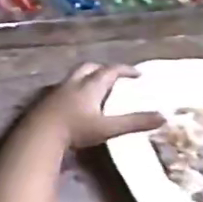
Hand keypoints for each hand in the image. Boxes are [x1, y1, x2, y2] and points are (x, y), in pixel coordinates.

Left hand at [28, 63, 164, 148]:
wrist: (39, 134)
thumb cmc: (75, 129)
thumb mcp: (108, 128)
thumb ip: (134, 122)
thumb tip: (163, 117)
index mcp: (89, 86)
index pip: (109, 71)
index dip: (124, 70)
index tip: (138, 74)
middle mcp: (72, 83)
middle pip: (88, 68)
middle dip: (103, 69)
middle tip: (116, 76)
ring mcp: (57, 90)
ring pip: (74, 76)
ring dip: (87, 77)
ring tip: (97, 87)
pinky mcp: (46, 99)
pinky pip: (63, 87)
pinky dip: (75, 88)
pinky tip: (76, 101)